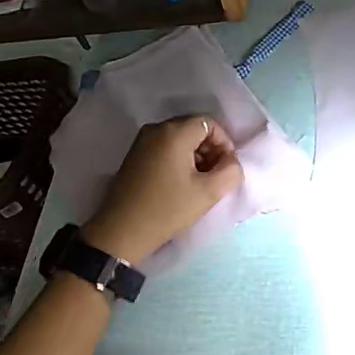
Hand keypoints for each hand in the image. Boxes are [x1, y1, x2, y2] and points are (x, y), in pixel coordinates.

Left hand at [83, 116, 242, 263]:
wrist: (122, 230)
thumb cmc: (168, 209)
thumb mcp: (209, 193)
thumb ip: (231, 171)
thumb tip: (231, 162)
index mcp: (174, 132)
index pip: (209, 123)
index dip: (224, 143)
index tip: (227, 167)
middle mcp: (156, 129)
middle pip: (193, 128)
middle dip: (210, 148)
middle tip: (216, 175)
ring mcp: (141, 141)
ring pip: (179, 138)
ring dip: (195, 155)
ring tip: (200, 182)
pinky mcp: (134, 155)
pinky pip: (164, 147)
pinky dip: (179, 158)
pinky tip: (181, 182)